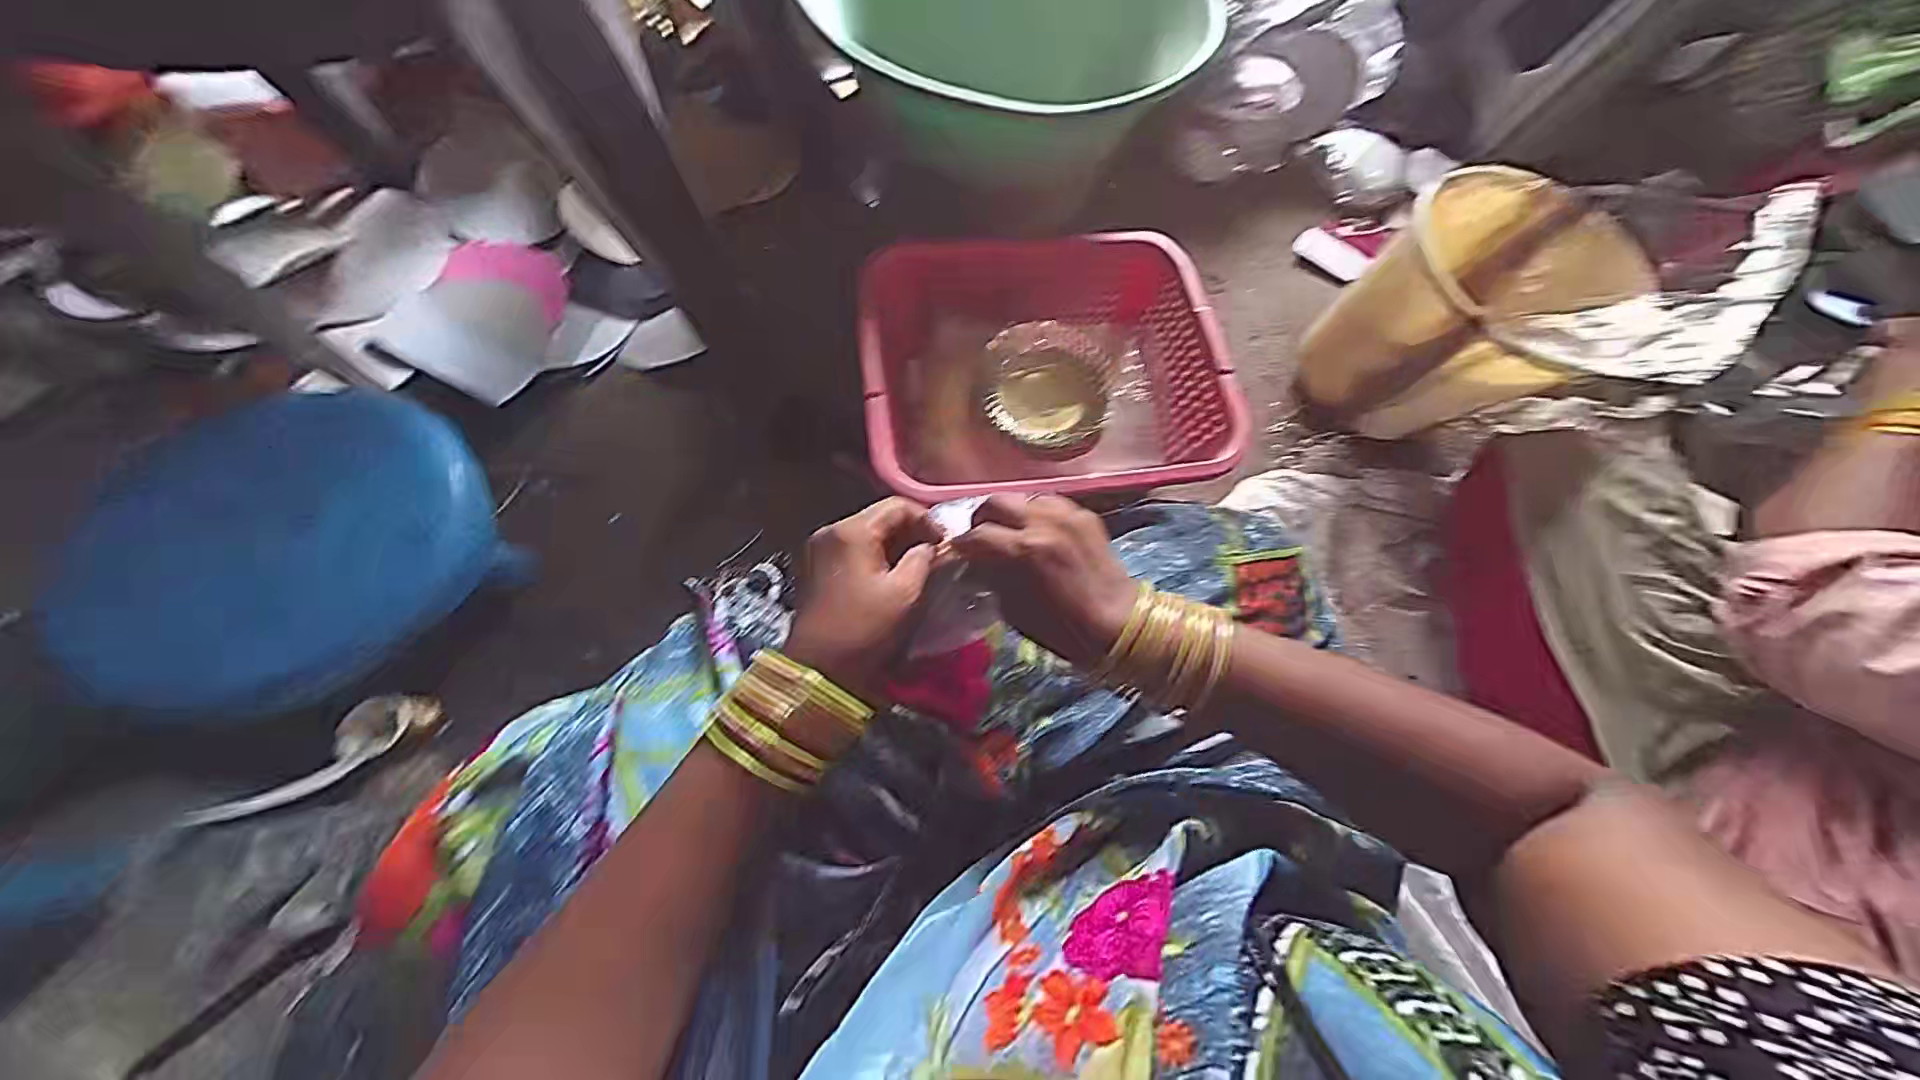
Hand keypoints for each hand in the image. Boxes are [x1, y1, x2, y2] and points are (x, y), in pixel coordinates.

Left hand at [784, 498, 941, 704]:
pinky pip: (851, 549)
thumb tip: (930, 546)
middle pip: (879, 517)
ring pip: (866, 533)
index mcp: (851, 531)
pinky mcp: (814, 566)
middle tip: (934, 554)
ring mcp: (818, 548)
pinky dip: (874, 555)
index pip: (897, 506)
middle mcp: (830, 531)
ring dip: (894, 544)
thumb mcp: (904, 593)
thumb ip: (923, 559)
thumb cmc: (863, 629)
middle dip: (910, 532)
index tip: (944, 543)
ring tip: (917, 565)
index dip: (927, 520)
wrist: (817, 668)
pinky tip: (890, 575)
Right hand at [948, 494, 1138, 667]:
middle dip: (981, 519)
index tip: (956, 551)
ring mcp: (1067, 515)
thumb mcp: (1015, 609)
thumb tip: (979, 562)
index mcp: (1025, 550)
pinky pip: (1049, 502)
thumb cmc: (1065, 629)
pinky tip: (1036, 529)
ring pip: (1023, 497)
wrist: (1120, 625)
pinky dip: (1036, 513)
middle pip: (996, 502)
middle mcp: (1044, 523)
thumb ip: (994, 576)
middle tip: (980, 536)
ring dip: (1009, 513)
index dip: (961, 544)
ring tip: (1008, 530)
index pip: (977, 535)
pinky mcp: (1085, 515)